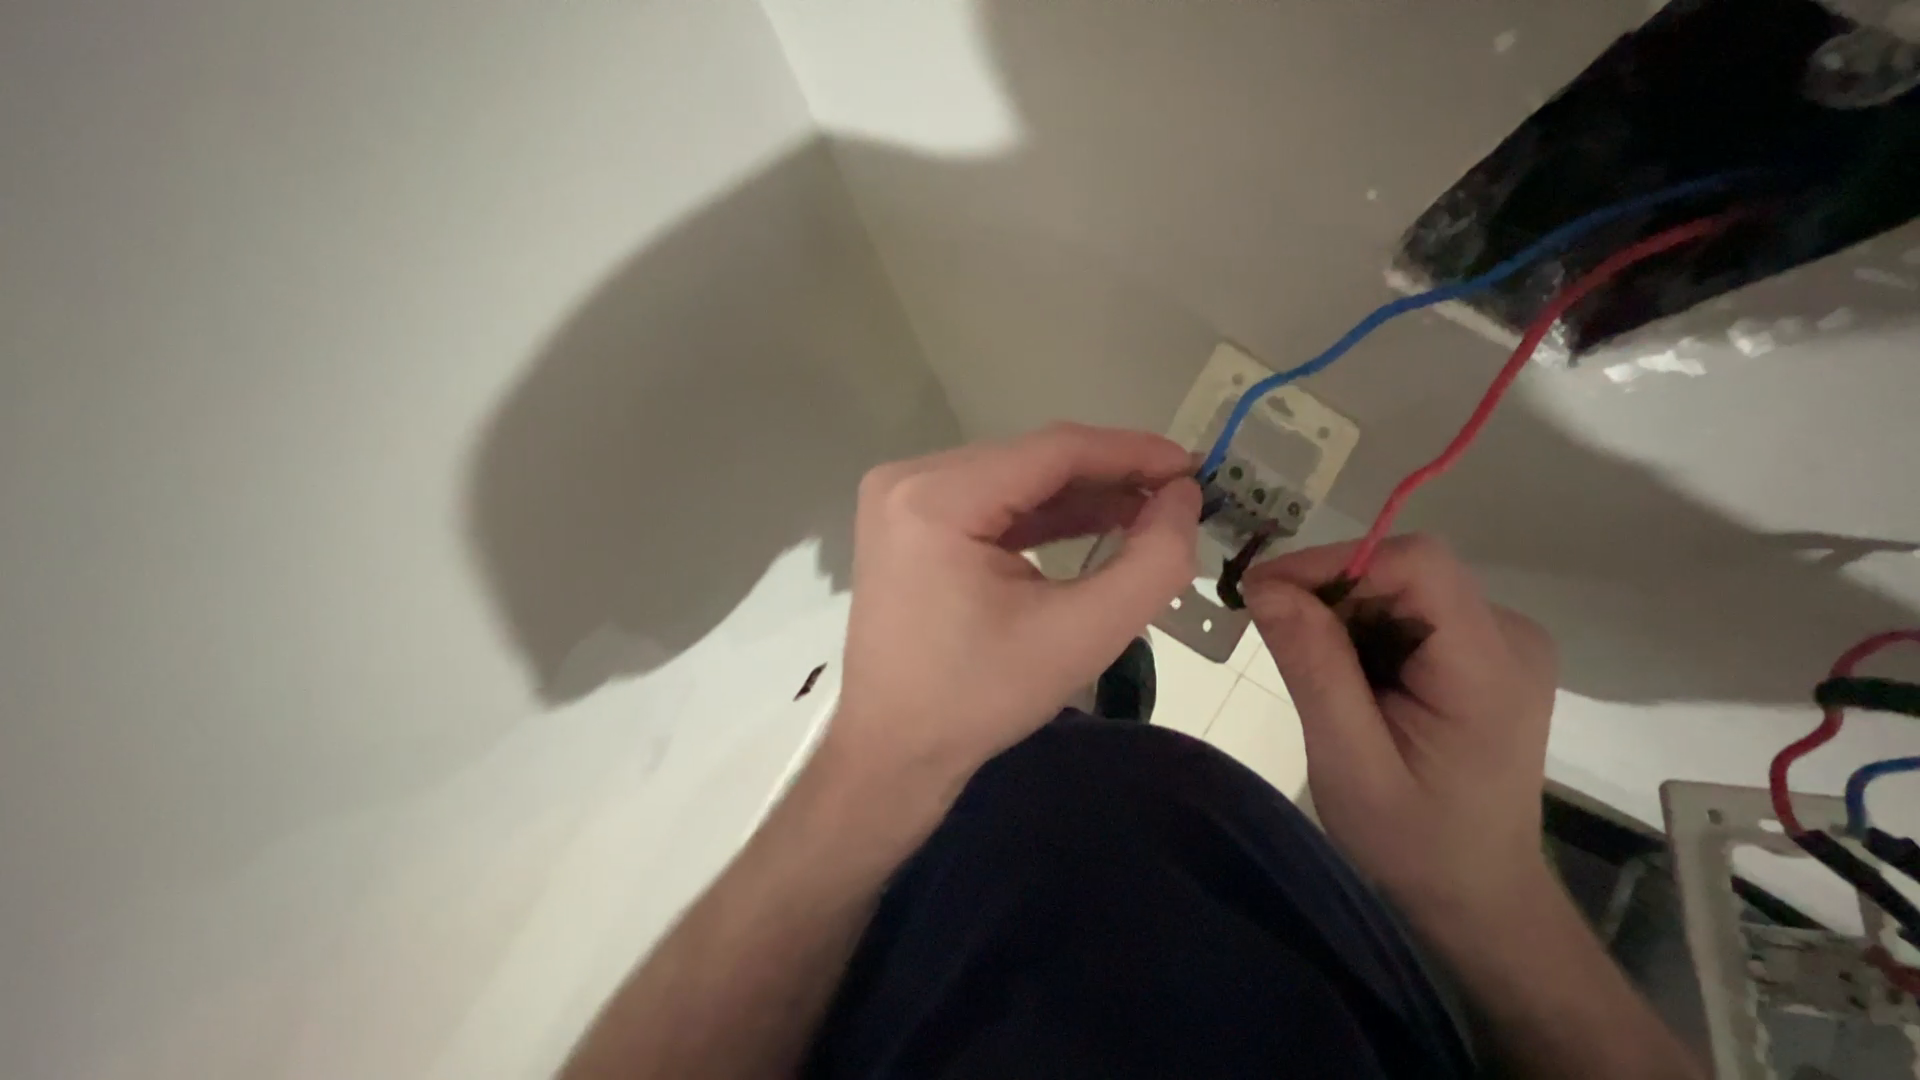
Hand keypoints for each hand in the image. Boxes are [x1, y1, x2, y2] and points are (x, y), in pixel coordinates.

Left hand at [826, 423, 1200, 808]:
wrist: (894, 750)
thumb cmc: (979, 698)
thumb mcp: (1081, 634)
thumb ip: (1152, 563)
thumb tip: (1185, 498)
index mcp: (936, 498)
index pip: (1052, 450)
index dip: (1131, 452)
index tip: (1194, 468)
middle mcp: (908, 480)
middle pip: (1030, 460)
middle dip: (1109, 476)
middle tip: (1177, 498)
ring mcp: (900, 500)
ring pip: (1012, 479)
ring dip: (1079, 496)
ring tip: (1149, 513)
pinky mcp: (907, 524)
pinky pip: (987, 503)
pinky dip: (1041, 515)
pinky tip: (1095, 524)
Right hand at [1240, 535, 1557, 928]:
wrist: (1474, 892)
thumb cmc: (1411, 841)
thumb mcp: (1347, 762)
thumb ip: (1313, 667)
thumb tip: (1265, 585)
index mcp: (1489, 668)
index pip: (1415, 565)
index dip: (1332, 563)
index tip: (1263, 593)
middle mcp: (1510, 637)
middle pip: (1404, 572)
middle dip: (1329, 595)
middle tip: (1275, 640)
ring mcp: (1502, 642)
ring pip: (1401, 587)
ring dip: (1342, 614)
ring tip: (1316, 675)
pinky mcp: (1484, 651)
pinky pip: (1409, 609)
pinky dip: (1361, 629)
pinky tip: (1348, 678)